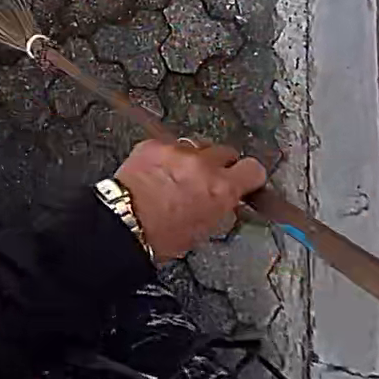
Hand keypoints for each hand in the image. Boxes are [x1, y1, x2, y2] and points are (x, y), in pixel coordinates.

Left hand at [113, 139, 267, 261]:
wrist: (125, 222)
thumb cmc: (162, 235)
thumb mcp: (205, 228)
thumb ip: (222, 204)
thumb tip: (229, 196)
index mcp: (222, 188)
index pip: (253, 168)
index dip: (249, 175)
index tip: (244, 179)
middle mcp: (203, 164)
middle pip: (224, 151)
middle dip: (219, 165)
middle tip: (207, 179)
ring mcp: (177, 150)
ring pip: (196, 145)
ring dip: (193, 158)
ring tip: (178, 176)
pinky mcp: (155, 143)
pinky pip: (169, 144)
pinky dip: (167, 155)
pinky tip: (158, 171)